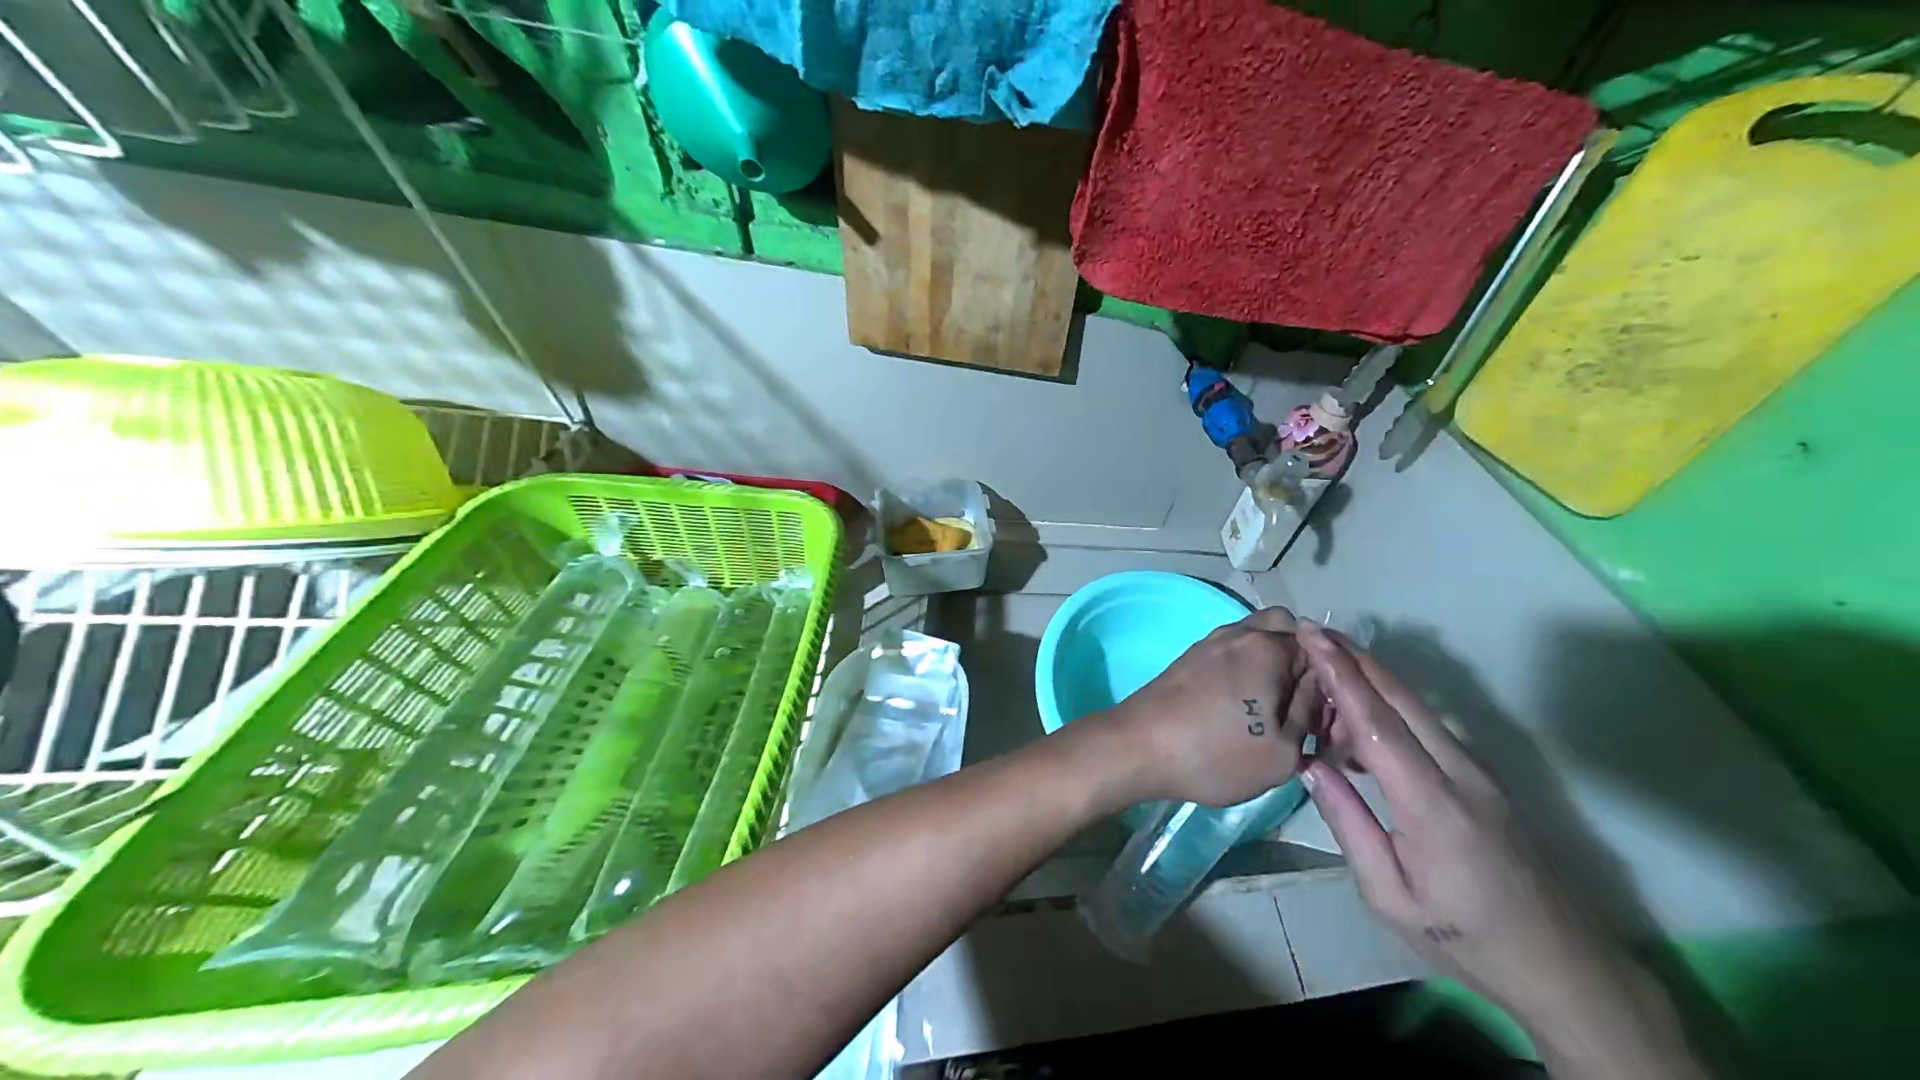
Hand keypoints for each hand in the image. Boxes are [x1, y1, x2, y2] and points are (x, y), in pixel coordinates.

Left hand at [1100, 607, 1316, 807]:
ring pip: (1259, 637)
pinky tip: (1248, 702)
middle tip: (1309, 701)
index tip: (1335, 709)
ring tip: (1280, 706)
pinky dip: (1250, 666)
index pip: (1324, 648)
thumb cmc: (1213, 754)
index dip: (1336, 677)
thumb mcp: (1283, 751)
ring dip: (1276, 661)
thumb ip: (1311, 712)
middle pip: (1288, 630)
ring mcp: (1211, 641)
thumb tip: (1321, 688)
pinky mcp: (1191, 657)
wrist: (1136, 748)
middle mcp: (1240, 633)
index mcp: (1268, 647)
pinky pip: (1234, 650)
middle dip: (1306, 658)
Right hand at [1295, 624, 1707, 1078]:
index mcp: (1433, 805)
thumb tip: (1309, 763)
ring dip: (1368, 680)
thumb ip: (1348, 823)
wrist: (1561, 962)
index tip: (1311, 637)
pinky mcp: (1481, 775)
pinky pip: (1425, 726)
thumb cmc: (1463, 937)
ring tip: (1319, 673)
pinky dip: (1385, 706)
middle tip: (1310, 629)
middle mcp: (1461, 773)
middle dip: (1354, 657)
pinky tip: (1355, 718)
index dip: (1342, 675)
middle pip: (1402, 698)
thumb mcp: (1388, 894)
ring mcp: (1478, 771)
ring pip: (1415, 707)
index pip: (1379, 722)